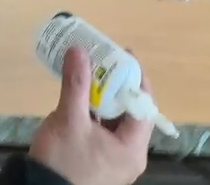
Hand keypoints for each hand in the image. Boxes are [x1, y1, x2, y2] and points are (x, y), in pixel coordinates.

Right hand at [29, 47, 152, 184]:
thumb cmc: (65, 159)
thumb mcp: (70, 119)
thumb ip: (75, 84)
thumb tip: (78, 49)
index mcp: (132, 148)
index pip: (144, 108)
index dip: (136, 79)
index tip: (123, 54)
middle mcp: (128, 153)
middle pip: (129, 110)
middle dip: (116, 82)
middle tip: (102, 57)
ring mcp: (112, 155)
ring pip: (114, 116)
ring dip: (103, 92)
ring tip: (89, 68)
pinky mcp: (96, 155)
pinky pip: (101, 124)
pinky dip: (93, 105)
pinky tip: (78, 91)